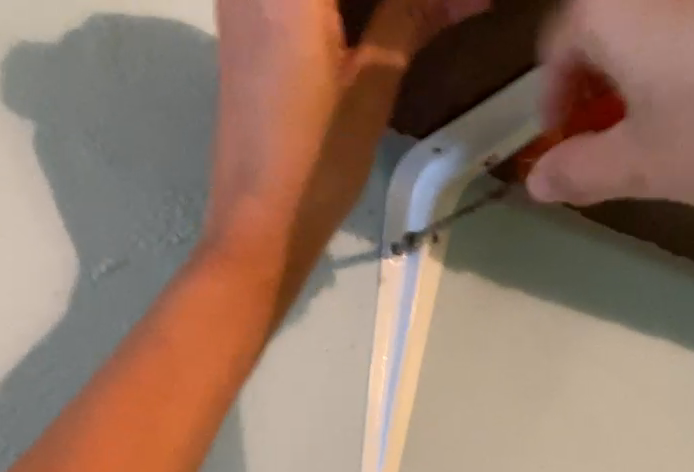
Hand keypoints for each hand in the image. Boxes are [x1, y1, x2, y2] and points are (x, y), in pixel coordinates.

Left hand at [204, 0, 489, 261]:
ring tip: (415, 22)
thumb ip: (412, 14)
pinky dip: (342, 11)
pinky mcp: (243, 30)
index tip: (451, 8)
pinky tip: (380, 26)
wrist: (257, 227)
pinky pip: (300, 6)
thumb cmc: (316, 161)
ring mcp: (242, 2)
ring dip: (371, 5)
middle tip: (438, 15)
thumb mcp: (373, 84)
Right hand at [525, 0, 693, 217]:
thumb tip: (538, 180)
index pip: (559, 47)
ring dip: (659, 61)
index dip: (555, 102)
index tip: (565, 142)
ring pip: (672, 16)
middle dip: (606, 78)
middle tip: (620, 132)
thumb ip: (579, 172)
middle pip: (616, 21)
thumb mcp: (643, 167)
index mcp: (615, 4)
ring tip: (679, 114)